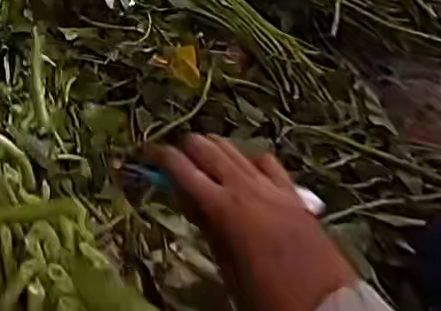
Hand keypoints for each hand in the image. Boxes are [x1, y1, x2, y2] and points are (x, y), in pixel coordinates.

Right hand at [151, 136, 355, 310]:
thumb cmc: (275, 302)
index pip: (177, 164)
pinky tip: (245, 173)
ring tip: (205, 164)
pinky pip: (266, 162)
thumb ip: (207, 229)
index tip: (144, 155)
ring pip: (231, 146)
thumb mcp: (230, 272)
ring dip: (212, 149)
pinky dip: (248, 160)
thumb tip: (189, 202)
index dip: (156, 155)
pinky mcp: (295, 197)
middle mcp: (244, 188)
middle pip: (202, 145)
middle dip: (183, 148)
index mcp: (223, 207)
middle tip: (175, 163)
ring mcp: (272, 189)